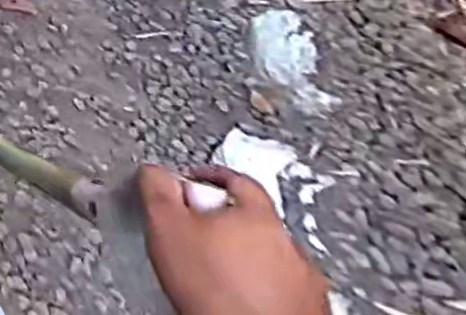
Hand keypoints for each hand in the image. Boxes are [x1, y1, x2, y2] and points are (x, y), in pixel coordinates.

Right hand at [140, 165, 329, 314]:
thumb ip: (157, 186)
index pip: (238, 180)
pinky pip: (284, 288)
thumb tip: (156, 171)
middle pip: (255, 218)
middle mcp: (293, 249)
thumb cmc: (209, 285)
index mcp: (260, 219)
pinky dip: (261, 285)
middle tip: (196, 229)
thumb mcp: (164, 222)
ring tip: (216, 268)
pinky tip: (238, 295)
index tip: (191, 182)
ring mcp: (309, 287)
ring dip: (246, 254)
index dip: (210, 175)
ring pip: (271, 255)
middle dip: (225, 219)